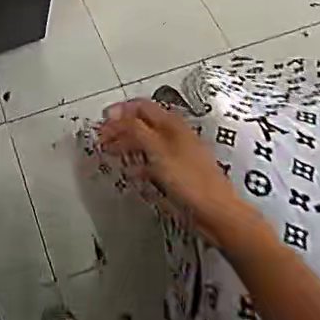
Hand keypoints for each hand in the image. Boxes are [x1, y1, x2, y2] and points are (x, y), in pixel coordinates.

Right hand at [98, 98, 259, 243]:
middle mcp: (174, 134)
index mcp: (171, 123)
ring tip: (109, 154)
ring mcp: (177, 153)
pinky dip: (139, 163)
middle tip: (101, 139)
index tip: (102, 121)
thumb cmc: (189, 180)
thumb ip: (136, 130)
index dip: (120, 111)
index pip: (141, 106)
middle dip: (120, 128)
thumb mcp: (158, 150)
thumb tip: (117, 114)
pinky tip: (131, 173)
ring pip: (146, 142)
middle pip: (142, 123)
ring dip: (127, 145)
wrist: (217, 212)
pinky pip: (153, 161)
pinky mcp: (178, 173)